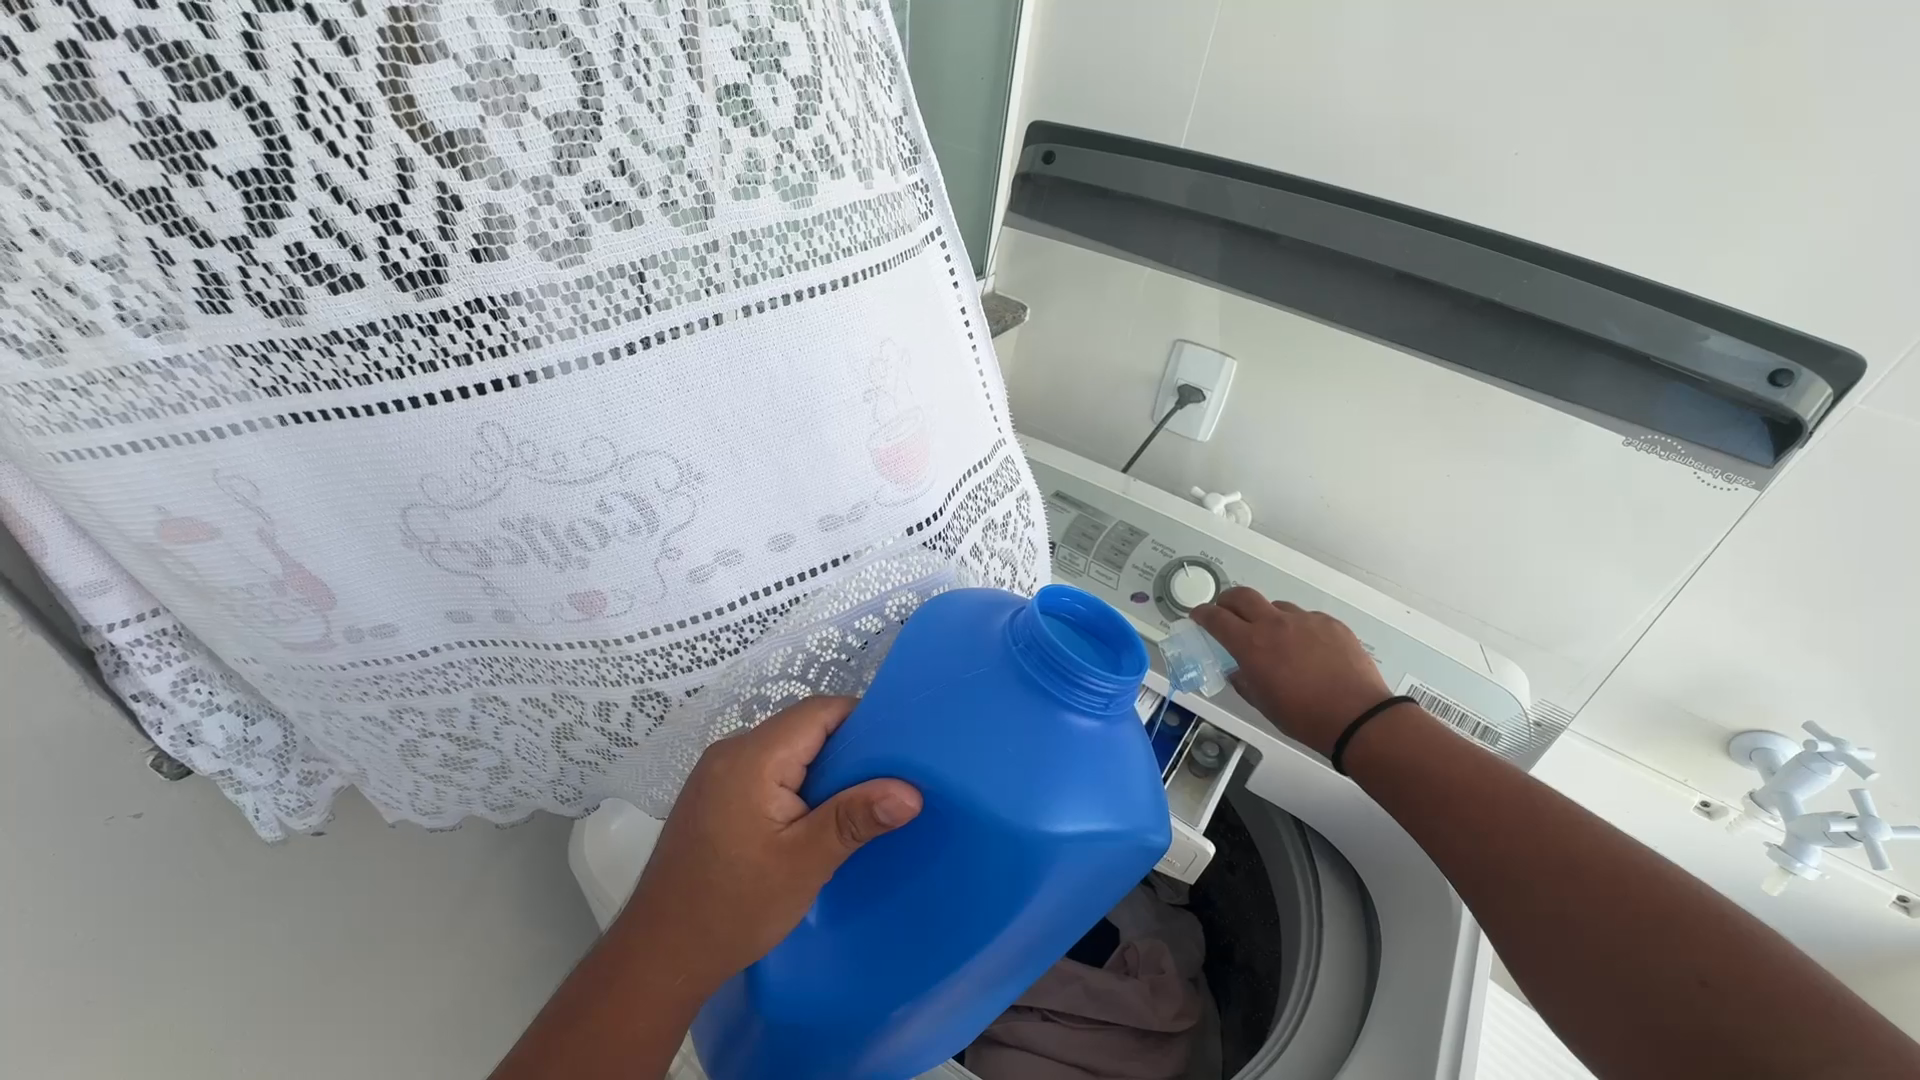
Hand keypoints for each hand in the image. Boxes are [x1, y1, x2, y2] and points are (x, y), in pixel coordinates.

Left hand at [616, 696, 922, 995]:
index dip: (864, 722)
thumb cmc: (735, 907)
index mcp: (753, 756)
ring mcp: (716, 772)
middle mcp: (730, 750)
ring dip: (822, 769)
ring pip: (785, 748)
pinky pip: (765, 768)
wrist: (659, 955)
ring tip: (857, 803)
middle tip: (887, 783)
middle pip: (803, 727)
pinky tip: (813, 818)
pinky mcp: (712, 794)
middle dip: (848, 749)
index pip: (820, 711)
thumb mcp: (805, 863)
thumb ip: (856, 818)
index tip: (900, 751)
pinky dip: (795, 783)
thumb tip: (913, 792)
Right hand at [1191, 586, 1393, 757]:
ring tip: (1275, 638)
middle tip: (1227, 612)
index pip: (1216, 618)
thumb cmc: (1303, 717)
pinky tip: (1308, 649)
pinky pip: (1306, 618)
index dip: (1202, 614)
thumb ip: (1244, 681)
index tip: (1198, 616)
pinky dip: (1298, 628)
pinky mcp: (1331, 623)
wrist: (1357, 717)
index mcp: (1251, 644)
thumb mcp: (1262, 703)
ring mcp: (1305, 620)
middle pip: (1242, 595)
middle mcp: (1275, 624)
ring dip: (1267, 617)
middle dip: (1228, 601)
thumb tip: (1238, 671)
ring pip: (1277, 607)